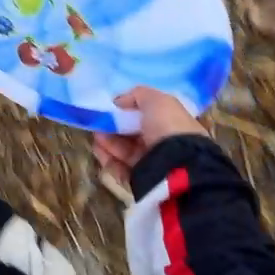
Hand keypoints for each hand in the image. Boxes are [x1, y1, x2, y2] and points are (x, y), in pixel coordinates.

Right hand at [91, 86, 207, 178]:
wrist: (178, 166)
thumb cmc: (169, 128)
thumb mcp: (156, 100)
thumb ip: (137, 94)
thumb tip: (119, 101)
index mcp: (173, 127)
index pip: (150, 118)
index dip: (130, 112)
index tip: (113, 106)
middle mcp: (165, 146)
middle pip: (134, 135)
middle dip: (114, 126)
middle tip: (99, 121)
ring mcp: (154, 165)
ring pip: (125, 151)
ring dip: (108, 141)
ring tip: (97, 135)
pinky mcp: (143, 180)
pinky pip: (121, 169)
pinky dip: (108, 159)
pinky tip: (99, 150)